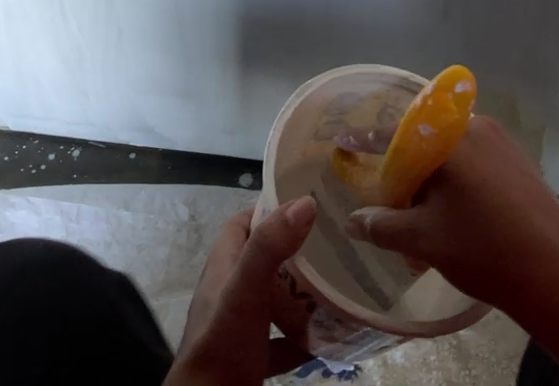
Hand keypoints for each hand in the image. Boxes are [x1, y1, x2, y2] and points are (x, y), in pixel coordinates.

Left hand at [166, 198, 315, 385]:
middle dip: (294, 251)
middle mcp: (228, 293)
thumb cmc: (223, 344)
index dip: (269, 210)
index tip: (306, 203)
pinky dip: (303, 338)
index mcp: (223, 268)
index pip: (242, 224)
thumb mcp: (246, 291)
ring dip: (300, 295)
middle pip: (262, 260)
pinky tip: (327, 337)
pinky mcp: (250, 358)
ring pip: (273, 300)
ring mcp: (239, 327)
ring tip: (335, 285)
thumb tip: (305, 202)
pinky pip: (281, 340)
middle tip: (331, 245)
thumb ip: (269, 247)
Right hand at [342, 116, 558, 309]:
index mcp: (447, 138)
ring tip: (421, 203)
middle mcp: (475, 127)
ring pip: (452, 148)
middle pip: (424, 137)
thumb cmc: (483, 248)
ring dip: (433, 170)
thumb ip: (382, 225)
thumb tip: (353, 221)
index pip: (393, 133)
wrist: (558, 274)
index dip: (366, 140)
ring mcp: (502, 142)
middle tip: (388, 184)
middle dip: (404, 159)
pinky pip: (476, 158)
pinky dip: (458, 175)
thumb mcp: (422, 239)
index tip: (344, 142)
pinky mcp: (520, 162)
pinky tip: (455, 207)